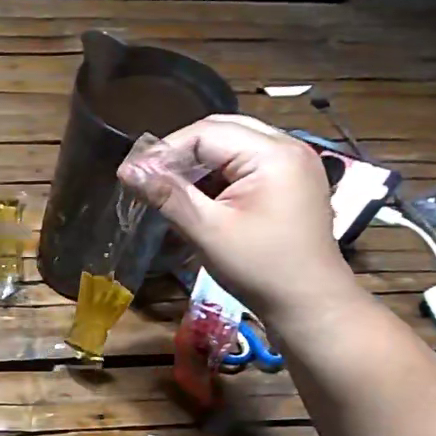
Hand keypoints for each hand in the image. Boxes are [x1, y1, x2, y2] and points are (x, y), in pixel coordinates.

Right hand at [118, 115, 357, 320]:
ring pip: (233, 147)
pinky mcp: (290, 183)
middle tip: (149, 180)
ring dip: (198, 166)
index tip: (133, 176)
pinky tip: (200, 202)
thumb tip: (126, 170)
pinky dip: (218, 177)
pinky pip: (246, 165)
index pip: (205, 132)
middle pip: (221, 132)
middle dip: (181, 154)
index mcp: (272, 154)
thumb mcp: (207, 230)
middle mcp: (287, 148)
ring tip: (170, 193)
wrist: (309, 303)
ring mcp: (293, 165)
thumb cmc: (258, 267)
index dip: (165, 151)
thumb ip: (167, 195)